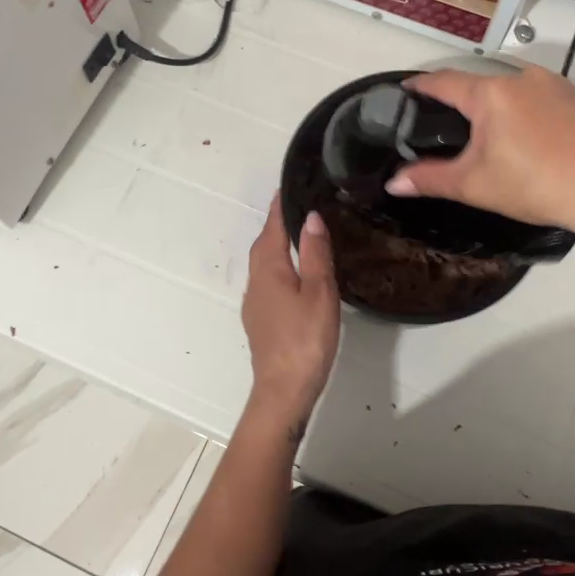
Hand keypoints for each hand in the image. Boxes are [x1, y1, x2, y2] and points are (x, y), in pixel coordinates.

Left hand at [240, 196, 339, 442]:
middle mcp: (256, 281)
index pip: (273, 227)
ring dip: (277, 245)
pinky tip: (295, 275)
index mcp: (270, 269)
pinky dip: (279, 266)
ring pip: (264, 263)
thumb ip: (315, 254)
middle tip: (298, 207)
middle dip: (277, 223)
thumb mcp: (319, 292)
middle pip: (264, 243)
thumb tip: (310, 217)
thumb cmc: (305, 339)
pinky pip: (267, 280)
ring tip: (300, 235)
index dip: (281, 206)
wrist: (283, 390)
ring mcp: (255, 303)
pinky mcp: (260, 321)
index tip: (289, 185)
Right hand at [386, 66, 574, 234]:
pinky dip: (533, 117)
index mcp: (490, 94)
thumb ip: (430, 179)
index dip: (421, 87)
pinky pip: (545, 102)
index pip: (443, 81)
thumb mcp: (475, 185)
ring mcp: (557, 85)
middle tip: (454, 135)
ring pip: (515, 94)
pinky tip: (538, 145)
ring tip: (500, 144)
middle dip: (466, 108)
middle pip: (481, 88)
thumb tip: (393, 182)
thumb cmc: (535, 185)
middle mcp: (522, 79)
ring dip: (502, 113)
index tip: (407, 92)